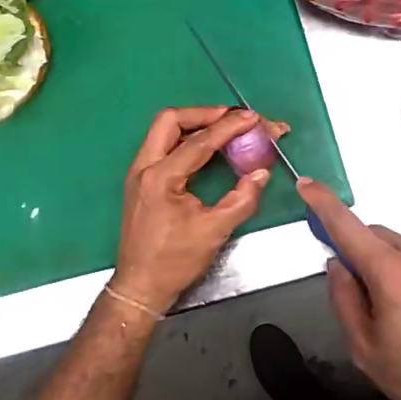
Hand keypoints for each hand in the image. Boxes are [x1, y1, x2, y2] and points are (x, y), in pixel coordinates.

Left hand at [112, 107, 279, 312]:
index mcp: (160, 178)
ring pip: (163, 129)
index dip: (228, 126)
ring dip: (193, 123)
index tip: (252, 118)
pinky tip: (206, 146)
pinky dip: (185, 137)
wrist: (140, 286)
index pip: (199, 141)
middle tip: (232, 117)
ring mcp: (139, 172)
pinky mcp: (141, 180)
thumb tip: (261, 173)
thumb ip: (241, 199)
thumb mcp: (214, 231)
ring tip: (223, 126)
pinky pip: (162, 145)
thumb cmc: (174, 261)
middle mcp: (144, 167)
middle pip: (170, 120)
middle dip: (203, 113)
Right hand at [300, 178, 400, 399]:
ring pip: (396, 250)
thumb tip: (337, 267)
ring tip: (390, 319)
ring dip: (381, 268)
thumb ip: (344, 300)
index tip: (306, 184)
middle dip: (356, 254)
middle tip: (354, 297)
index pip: (347, 226)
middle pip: (373, 237)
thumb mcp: (365, 350)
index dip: (322, 203)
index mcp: (392, 272)